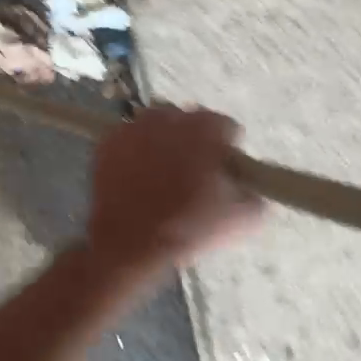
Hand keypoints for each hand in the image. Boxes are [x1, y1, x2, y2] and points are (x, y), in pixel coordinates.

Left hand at [85, 105, 261, 271]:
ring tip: (161, 170)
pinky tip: (135, 173)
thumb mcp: (243, 218)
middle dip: (192, 139)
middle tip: (191, 169)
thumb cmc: (188, 227)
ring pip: (154, 124)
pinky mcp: (106, 142)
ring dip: (161, 140)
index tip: (222, 168)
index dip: (226, 147)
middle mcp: (166, 119)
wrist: (129, 240)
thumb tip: (247, 185)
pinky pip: (126, 138)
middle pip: (187, 120)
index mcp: (203, 130)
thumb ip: (254, 192)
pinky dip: (133, 150)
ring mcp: (131, 128)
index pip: (224, 125)